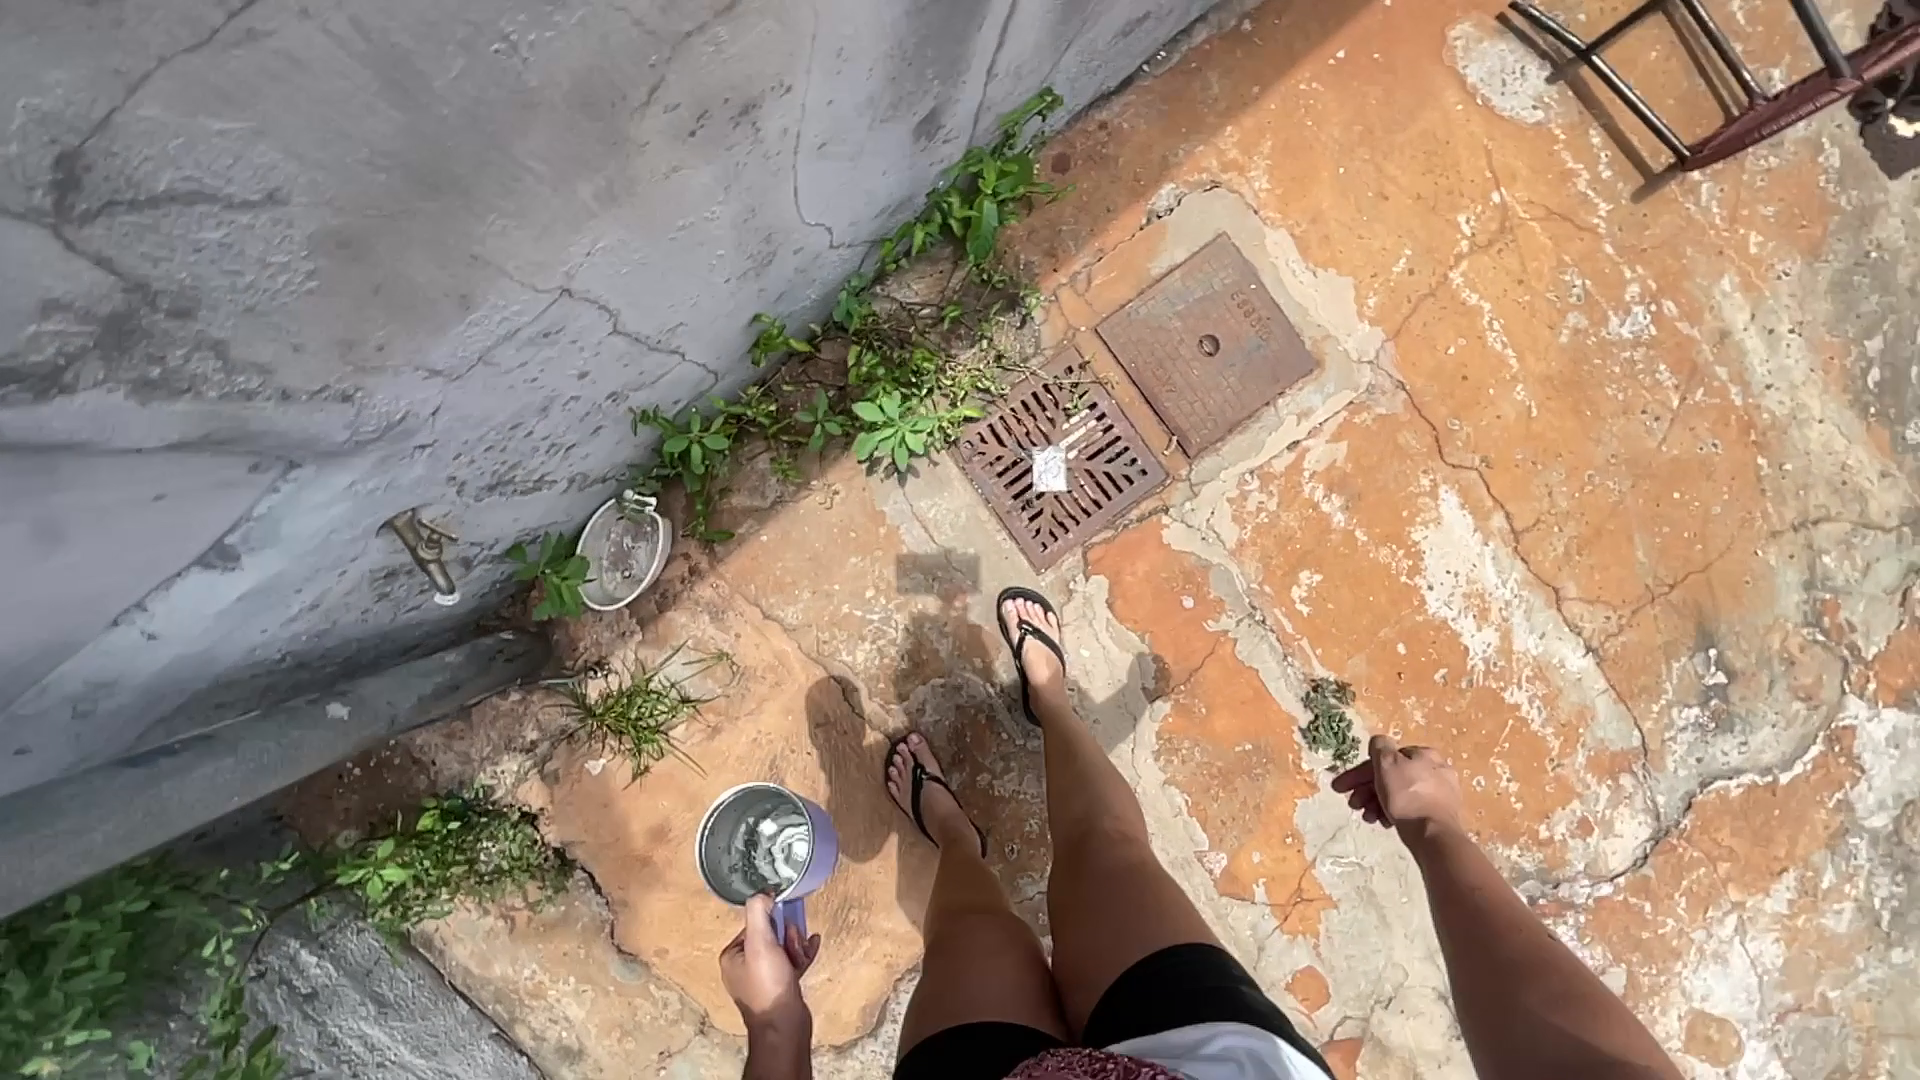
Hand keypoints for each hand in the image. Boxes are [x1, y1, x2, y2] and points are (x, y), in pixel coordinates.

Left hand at [719, 894, 821, 1032]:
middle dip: (788, 935)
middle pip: (771, 934)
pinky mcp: (778, 987)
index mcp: (733, 955)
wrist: (784, 1025)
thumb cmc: (768, 983)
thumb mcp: (760, 942)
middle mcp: (743, 966)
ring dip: (797, 945)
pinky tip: (813, 947)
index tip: (784, 930)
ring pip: (783, 947)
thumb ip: (758, 911)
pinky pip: (791, 961)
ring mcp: (761, 978)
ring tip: (803, 952)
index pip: (755, 923)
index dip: (773, 922)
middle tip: (794, 945)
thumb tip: (763, 892)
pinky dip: (802, 953)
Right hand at [1332, 735, 1463, 843]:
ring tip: (1367, 817)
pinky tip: (1383, 822)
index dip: (1361, 772)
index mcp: (1424, 756)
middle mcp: (1435, 771)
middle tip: (1352, 804)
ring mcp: (1440, 795)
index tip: (1344, 785)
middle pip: (1391, 777)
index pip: (1386, 759)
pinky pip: (1409, 808)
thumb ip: (1379, 746)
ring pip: (1398, 794)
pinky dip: (1392, 812)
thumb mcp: (1387, 762)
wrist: (1433, 834)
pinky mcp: (1439, 815)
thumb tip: (1379, 742)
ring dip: (1376, 803)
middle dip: (1366, 790)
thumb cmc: (1407, 795)